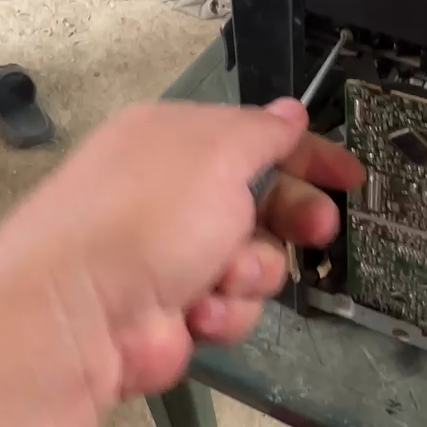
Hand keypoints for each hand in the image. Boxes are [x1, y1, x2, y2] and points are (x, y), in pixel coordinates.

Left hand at [0, 99, 364, 401]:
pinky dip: (221, 311)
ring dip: (249, 271)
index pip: (259, 139)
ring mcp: (173, 257)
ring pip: (255, 261)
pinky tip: (194, 314)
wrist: (75, 316)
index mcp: (177, 142)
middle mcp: (174, 194)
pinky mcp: (176, 312)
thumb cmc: (151, 216)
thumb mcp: (216, 154)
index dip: (309, 155)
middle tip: (318, 229)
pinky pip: (231, 307)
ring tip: (220, 279)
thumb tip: (291, 110)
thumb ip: (264, 132)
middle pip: (264, 202)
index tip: (351, 177)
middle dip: (293, 217)